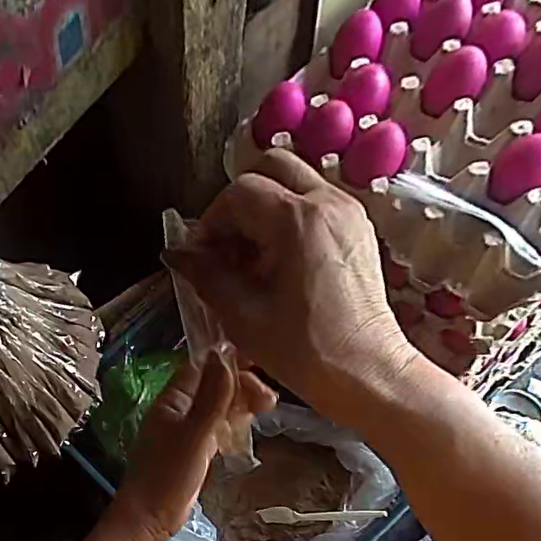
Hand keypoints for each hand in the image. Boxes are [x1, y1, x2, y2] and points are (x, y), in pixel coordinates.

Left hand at [106, 352, 272, 540]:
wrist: (149, 518)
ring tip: (267, 408)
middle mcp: (178, 410)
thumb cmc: (168, 475)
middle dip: (241, 384)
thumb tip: (223, 353)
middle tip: (269, 399)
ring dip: (241, 402)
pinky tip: (248, 426)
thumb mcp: (195, 433)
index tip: (260, 361)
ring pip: (217, 406)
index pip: (202, 366)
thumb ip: (212, 396)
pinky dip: (233, 422)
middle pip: (213, 384)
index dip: (229, 360)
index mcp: (172, 400)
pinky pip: (216, 426)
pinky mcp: (193, 449)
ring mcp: (185, 430)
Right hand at [162, 149, 428, 417]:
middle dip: (237, 204)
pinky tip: (276, 266)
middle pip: (271, 169)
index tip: (199, 257)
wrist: (364, 371)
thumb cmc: (303, 350)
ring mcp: (348, 212)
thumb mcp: (243, 316)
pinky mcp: (356, 229)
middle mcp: (328, 203)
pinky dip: (286, 222)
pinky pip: (314, 204)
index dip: (210, 221)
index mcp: (298, 221)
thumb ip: (206, 276)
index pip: (240, 193)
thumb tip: (176, 254)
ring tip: (249, 263)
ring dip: (262, 212)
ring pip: (293, 184)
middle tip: (223, 248)